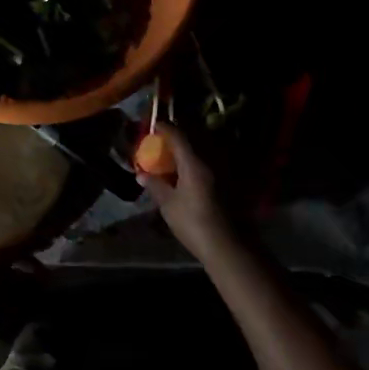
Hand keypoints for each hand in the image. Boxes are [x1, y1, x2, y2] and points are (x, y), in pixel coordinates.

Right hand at [137, 124, 237, 260]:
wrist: (223, 243)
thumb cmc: (192, 223)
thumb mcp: (168, 204)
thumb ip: (155, 185)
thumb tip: (141, 174)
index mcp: (194, 162)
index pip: (178, 136)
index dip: (164, 128)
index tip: (153, 126)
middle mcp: (210, 160)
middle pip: (193, 139)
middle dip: (177, 137)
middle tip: (162, 141)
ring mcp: (222, 170)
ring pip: (203, 150)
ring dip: (188, 149)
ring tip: (173, 157)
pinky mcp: (227, 182)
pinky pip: (209, 163)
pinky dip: (197, 162)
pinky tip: (187, 173)